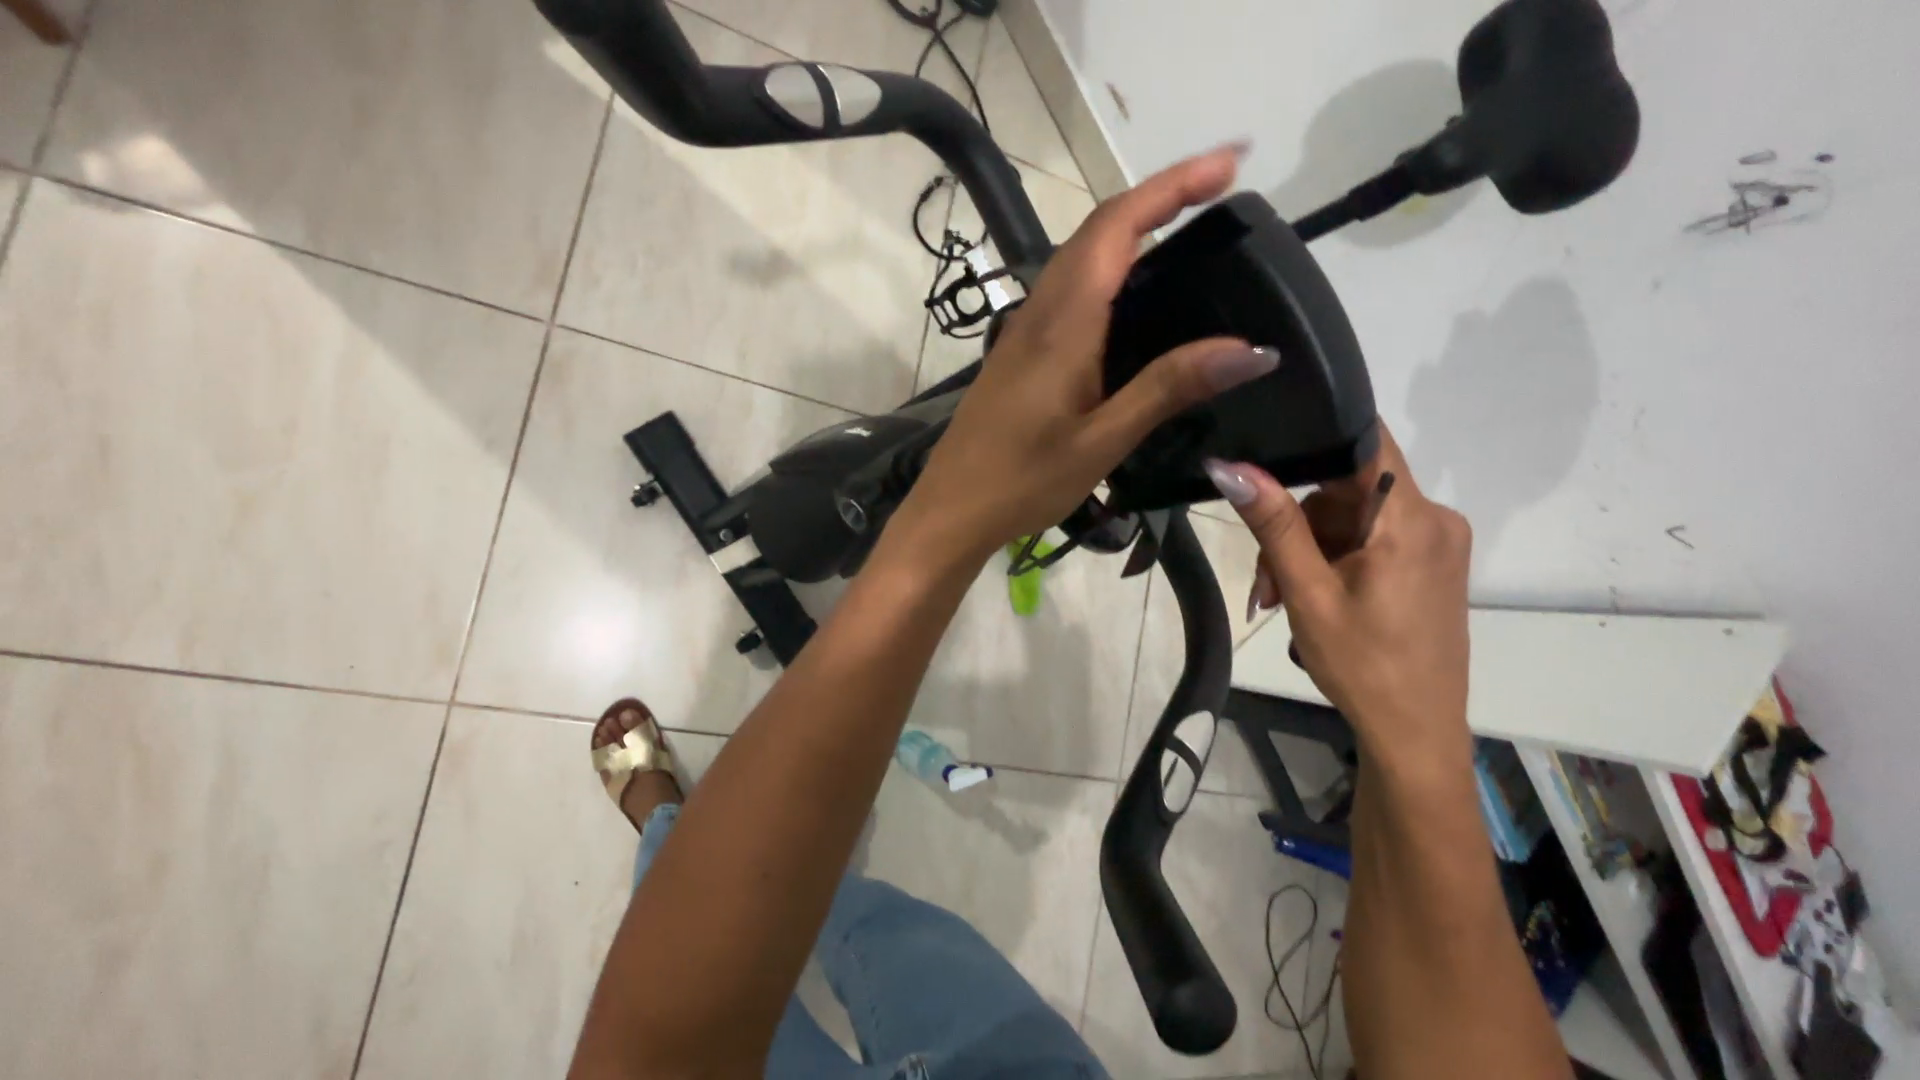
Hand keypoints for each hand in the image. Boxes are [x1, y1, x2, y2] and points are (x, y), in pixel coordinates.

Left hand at [890, 144, 1277, 564]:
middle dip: (1161, 197)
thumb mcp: (1102, 440)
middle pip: (1099, 230)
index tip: (1229, 162)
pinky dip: (1112, 268)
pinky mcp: (1022, 351)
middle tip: (1222, 188)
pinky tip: (1138, 296)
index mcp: (1063, 322)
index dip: (1172, 185)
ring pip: (1082, 257)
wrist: (950, 510)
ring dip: (1134, 228)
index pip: (1117, 226)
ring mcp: (1026, 329)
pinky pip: (1072, 289)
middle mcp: (1042, 311)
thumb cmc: (1022, 480)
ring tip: (1190, 229)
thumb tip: (1253, 348)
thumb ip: (1169, 388)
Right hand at [1205, 426, 1473, 756]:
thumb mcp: (1308, 593)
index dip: (1315, 435)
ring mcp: (1436, 544)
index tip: (1266, 449)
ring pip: (1353, 518)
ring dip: (1309, 549)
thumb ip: (1273, 524)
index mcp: (1411, 519)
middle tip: (1264, 580)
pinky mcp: (1429, 565)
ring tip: (1277, 599)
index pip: (1366, 439)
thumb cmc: (1363, 665)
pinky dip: (1334, 561)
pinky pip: (1371, 540)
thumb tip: (1229, 467)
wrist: (1414, 734)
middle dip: (1297, 524)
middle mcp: (1435, 519)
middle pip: (1349, 488)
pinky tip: (1308, 597)